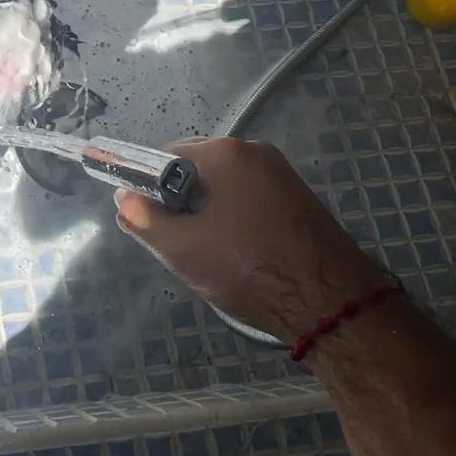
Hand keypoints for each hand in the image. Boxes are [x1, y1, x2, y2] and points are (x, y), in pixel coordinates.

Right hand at [115, 137, 389, 340]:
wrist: (331, 304)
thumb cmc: (248, 269)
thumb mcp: (182, 249)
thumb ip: (144, 219)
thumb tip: (123, 198)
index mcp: (224, 153)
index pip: (164, 156)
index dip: (148, 188)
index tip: (149, 220)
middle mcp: (254, 151)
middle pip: (196, 169)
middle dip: (179, 200)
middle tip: (178, 240)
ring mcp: (281, 173)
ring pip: (224, 185)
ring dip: (207, 210)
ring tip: (208, 250)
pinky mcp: (298, 197)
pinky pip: (249, 196)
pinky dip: (234, 215)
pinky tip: (237, 250)